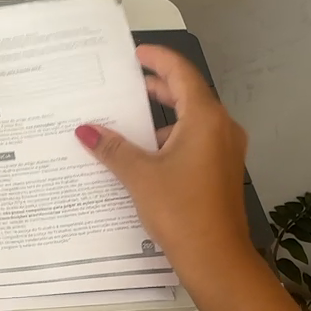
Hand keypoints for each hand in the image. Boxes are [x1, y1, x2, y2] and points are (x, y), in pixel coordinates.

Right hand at [75, 45, 254, 290]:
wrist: (215, 257)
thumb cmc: (180, 210)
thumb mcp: (140, 176)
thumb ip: (113, 148)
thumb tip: (85, 130)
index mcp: (206, 119)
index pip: (182, 74)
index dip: (158, 59)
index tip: (137, 53)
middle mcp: (221, 129)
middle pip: (189, 96)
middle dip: (159, 88)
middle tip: (128, 84)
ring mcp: (225, 151)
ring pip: (192, 122)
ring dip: (162, 120)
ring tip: (127, 125)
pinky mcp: (221, 172)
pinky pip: (195, 143)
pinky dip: (170, 141)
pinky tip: (144, 157)